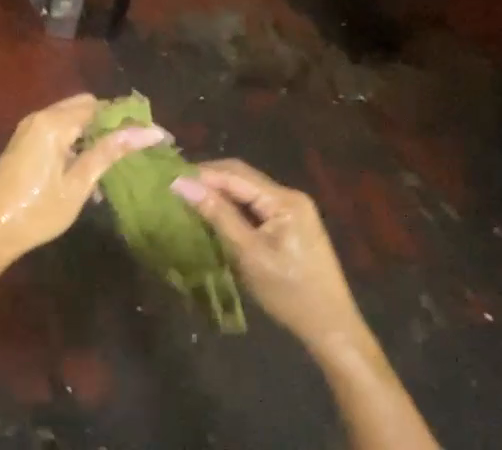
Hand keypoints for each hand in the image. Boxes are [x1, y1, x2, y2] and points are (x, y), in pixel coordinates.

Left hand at [0, 94, 167, 272]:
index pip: (99, 106)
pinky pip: (57, 133)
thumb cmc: (37, 211)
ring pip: (71, 121)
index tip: (154, 137)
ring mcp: (29, 130)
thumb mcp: (78, 184)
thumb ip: (109, 153)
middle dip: (111, 126)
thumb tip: (148, 131)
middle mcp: (39, 117)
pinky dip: (75, 145)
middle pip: (84, 108)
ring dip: (93, 138)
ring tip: (116, 169)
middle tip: (136, 152)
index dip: (128, 119)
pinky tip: (89, 175)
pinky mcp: (24, 144)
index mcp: (53, 123)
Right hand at [171, 159, 367, 350]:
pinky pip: (256, 205)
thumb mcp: (248, 253)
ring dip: (219, 192)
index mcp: (284, 200)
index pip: (234, 174)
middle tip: (176, 188)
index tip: (168, 178)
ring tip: (188, 199)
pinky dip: (233, 206)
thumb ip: (217, 214)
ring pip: (247, 190)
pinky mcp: (291, 224)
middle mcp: (290, 196)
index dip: (200, 173)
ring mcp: (293, 210)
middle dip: (208, 179)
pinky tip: (214, 214)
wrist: (332, 327)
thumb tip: (180, 183)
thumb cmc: (289, 292)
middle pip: (242, 176)